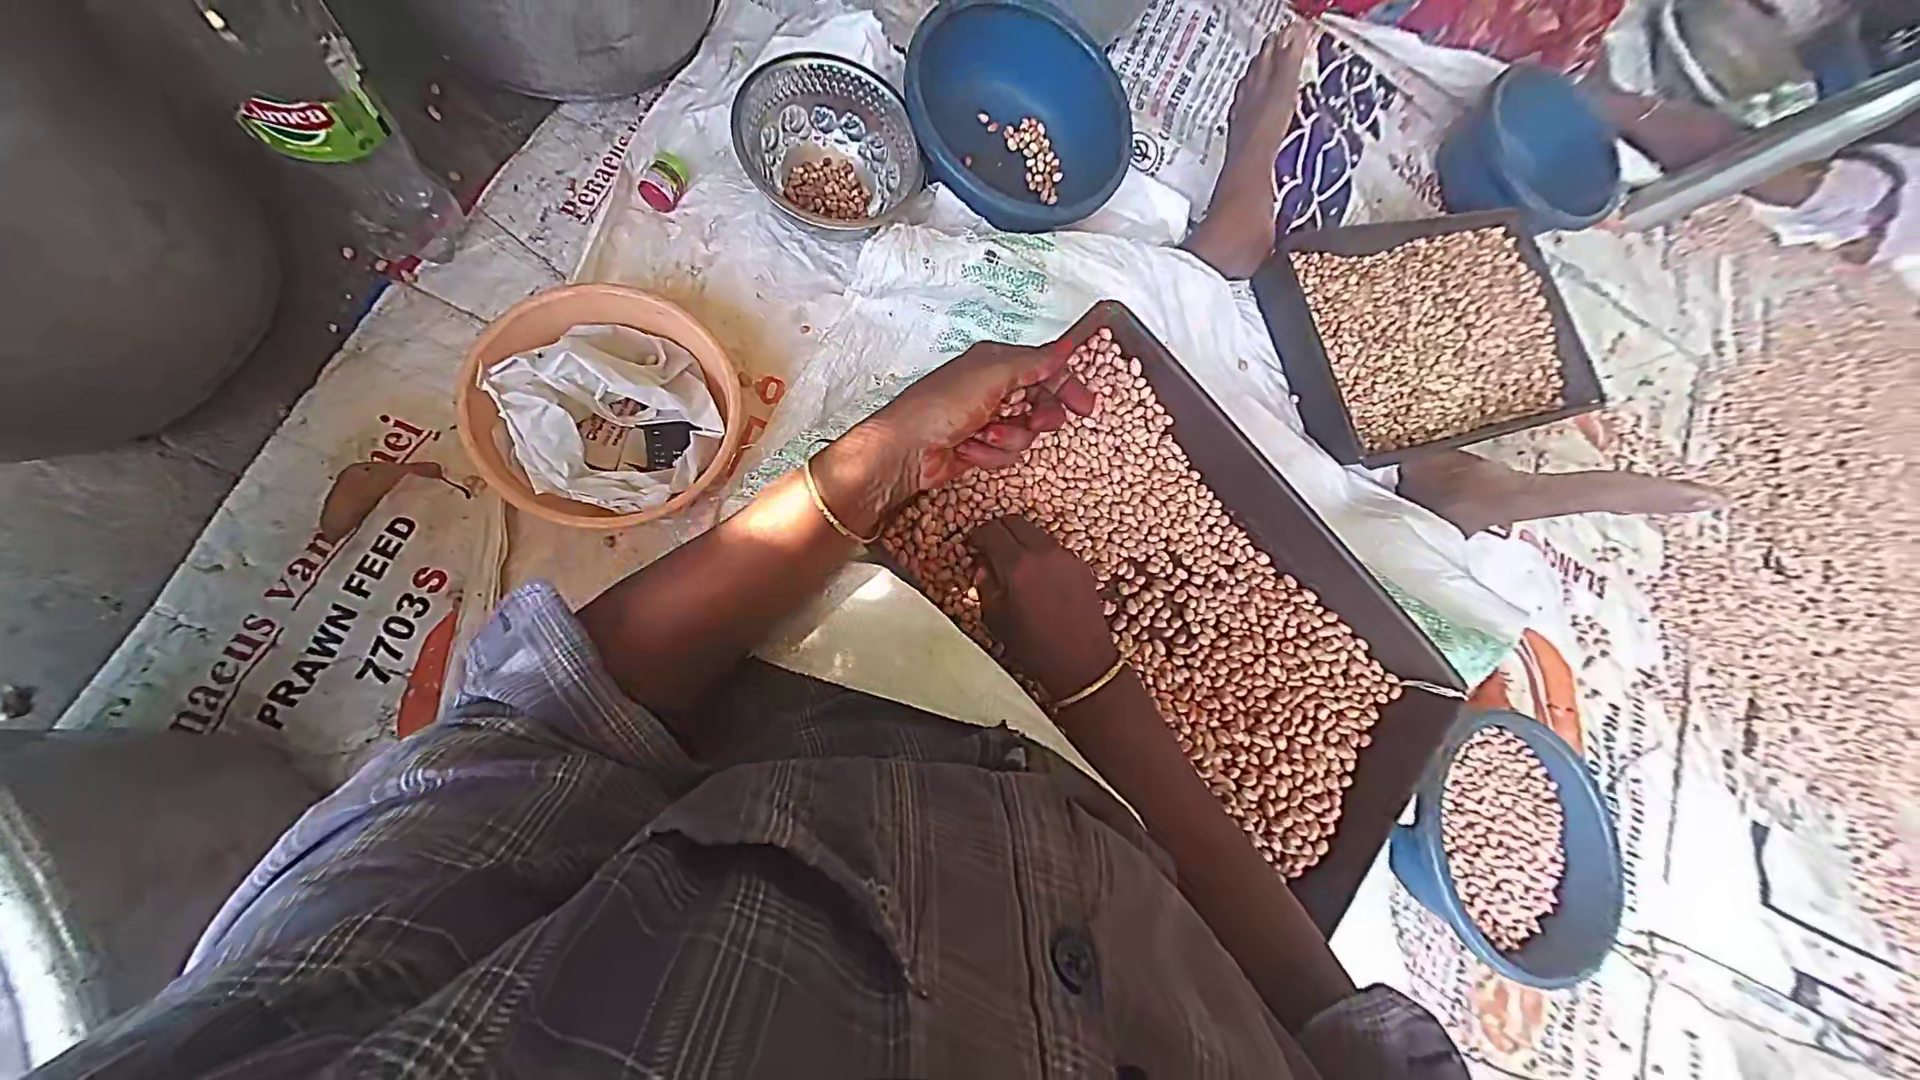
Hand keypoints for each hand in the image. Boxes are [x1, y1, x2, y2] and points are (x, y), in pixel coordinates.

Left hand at [812, 338, 1096, 537]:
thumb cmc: (940, 406)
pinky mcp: (981, 448)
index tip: (1086, 406)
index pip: (1045, 369)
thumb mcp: (990, 375)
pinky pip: (1006, 454)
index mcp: (997, 363)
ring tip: (983, 435)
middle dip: (1039, 417)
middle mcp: (994, 389)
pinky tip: (968, 450)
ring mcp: (987, 421)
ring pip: (1026, 435)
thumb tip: (1064, 348)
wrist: (906, 450)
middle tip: (1037, 422)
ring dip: (1007, 439)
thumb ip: (1031, 363)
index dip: (1067, 386)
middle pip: (1041, 404)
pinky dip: (989, 455)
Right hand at [968, 516, 1118, 700]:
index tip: (972, 546)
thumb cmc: (1033, 646)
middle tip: (989, 548)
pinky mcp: (1080, 565)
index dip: (977, 536)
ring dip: (1019, 540)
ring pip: (1035, 532)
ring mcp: (1065, 556)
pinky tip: (1035, 576)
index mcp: (1017, 565)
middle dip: (997, 531)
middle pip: (1014, 521)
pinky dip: (1039, 553)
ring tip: (1012, 563)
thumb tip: (982, 565)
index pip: (991, 531)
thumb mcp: (995, 618)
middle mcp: (1043, 552)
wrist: (1080, 662)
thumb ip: (985, 584)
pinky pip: (1053, 548)